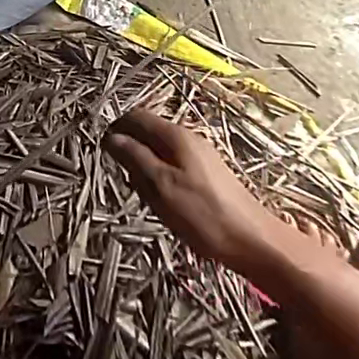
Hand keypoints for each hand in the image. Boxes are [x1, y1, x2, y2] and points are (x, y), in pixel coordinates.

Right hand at [102, 109, 294, 275]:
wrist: (254, 241)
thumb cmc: (204, 215)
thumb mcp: (160, 186)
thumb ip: (134, 158)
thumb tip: (112, 138)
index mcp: (175, 135)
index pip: (136, 116)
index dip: (116, 129)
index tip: (105, 154)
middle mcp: (188, 138)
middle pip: (147, 134)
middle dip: (132, 154)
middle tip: (133, 186)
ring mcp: (200, 155)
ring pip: (159, 153)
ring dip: (146, 171)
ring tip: (151, 200)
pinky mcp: (207, 174)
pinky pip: (174, 167)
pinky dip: (162, 181)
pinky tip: (168, 205)